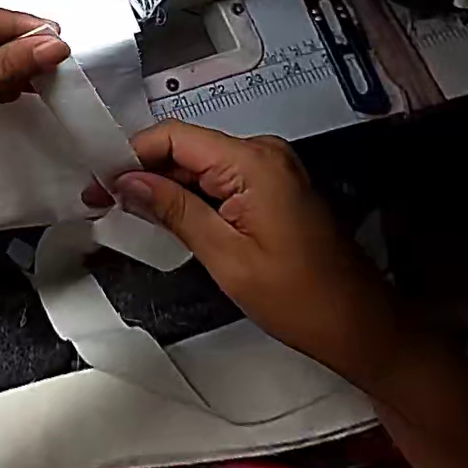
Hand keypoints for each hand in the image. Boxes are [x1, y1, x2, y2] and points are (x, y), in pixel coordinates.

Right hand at [86, 119, 404, 382]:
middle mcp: (260, 150)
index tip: (101, 183)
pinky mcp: (269, 182)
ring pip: (197, 162)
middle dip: (142, 171)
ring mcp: (268, 165)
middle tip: (104, 199)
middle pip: (184, 147)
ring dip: (163, 183)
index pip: (173, 137)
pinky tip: (164, 212)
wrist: (366, 330)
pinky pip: (217, 175)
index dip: (131, 155)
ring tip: (126, 207)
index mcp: (252, 161)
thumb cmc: (302, 300)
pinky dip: (189, 193)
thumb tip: (126, 181)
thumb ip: (173, 210)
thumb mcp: (226, 257)